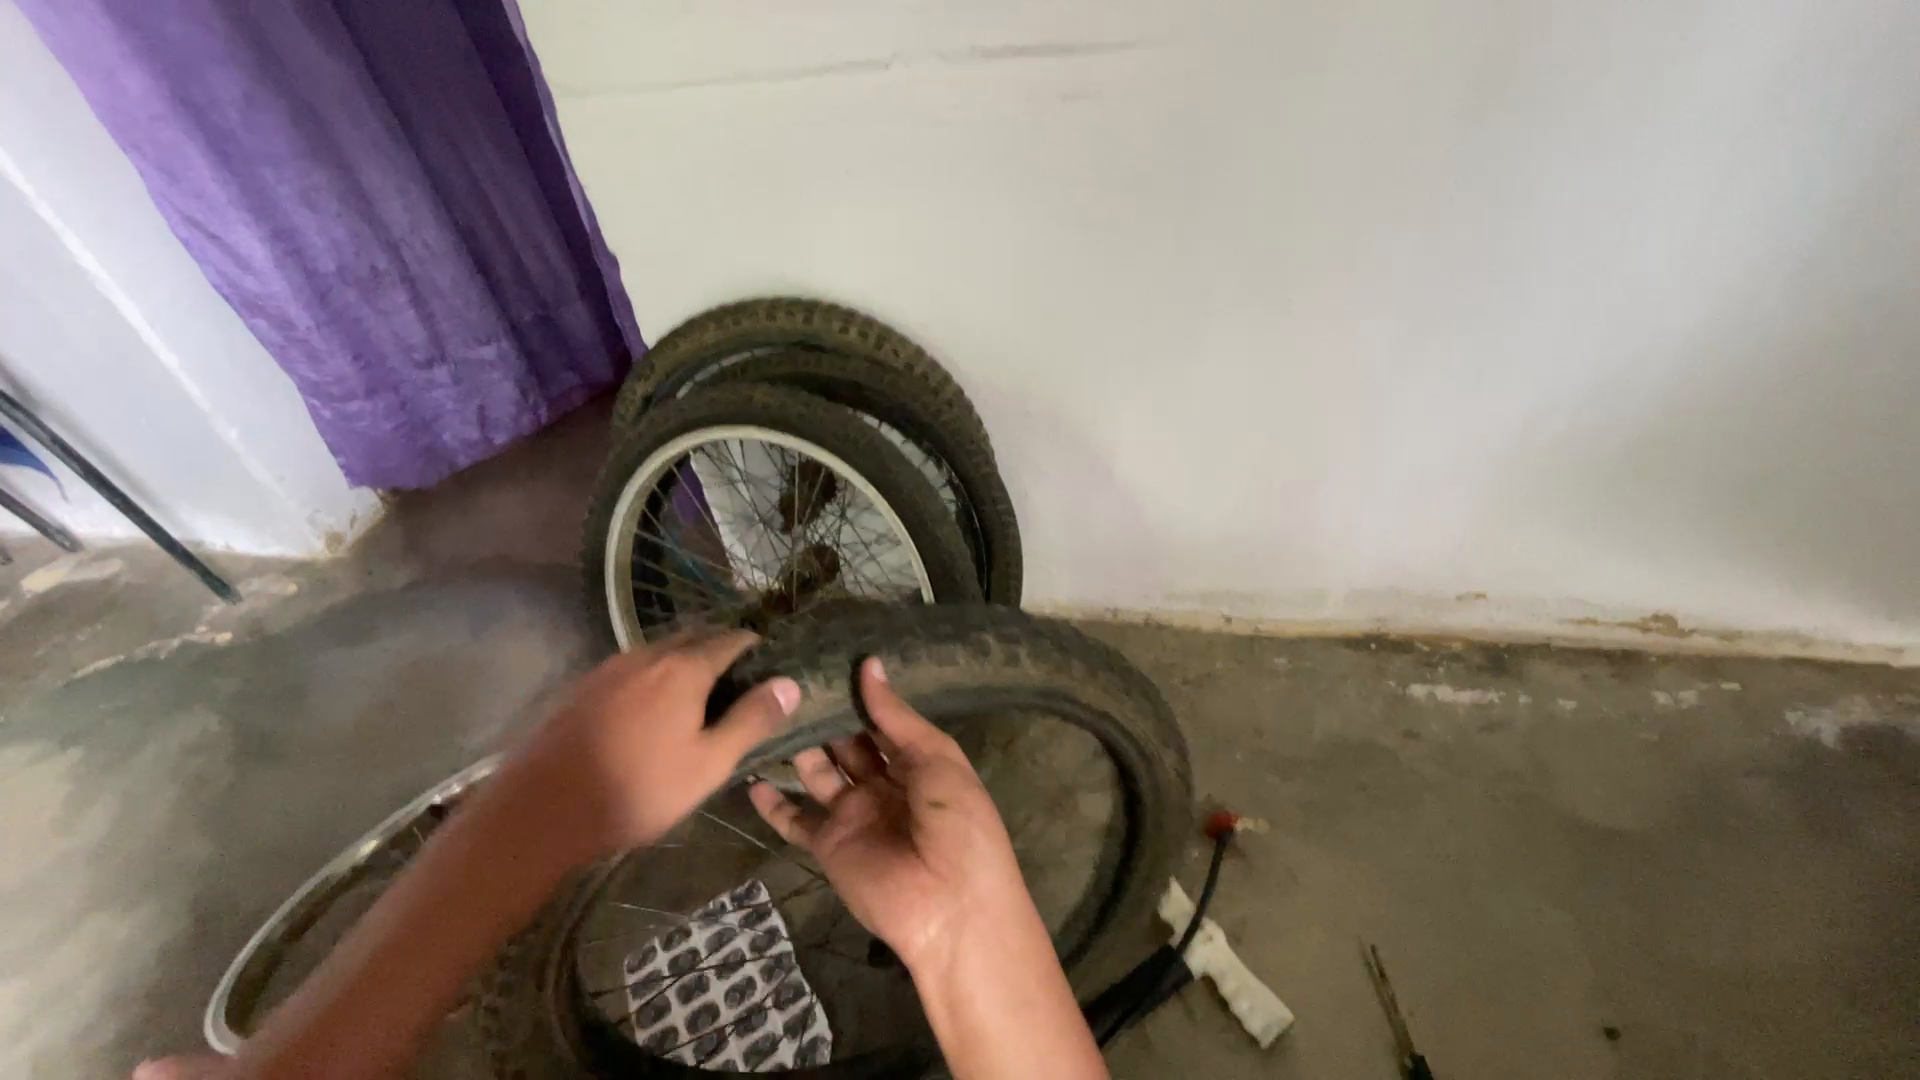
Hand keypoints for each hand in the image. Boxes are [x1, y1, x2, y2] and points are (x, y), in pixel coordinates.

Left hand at [498, 629, 799, 861]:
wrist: (540, 812)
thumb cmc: (638, 789)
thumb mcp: (709, 764)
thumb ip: (752, 720)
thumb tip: (790, 683)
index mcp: (685, 668)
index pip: (733, 639)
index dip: (756, 649)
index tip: (771, 668)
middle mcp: (648, 655)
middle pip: (695, 637)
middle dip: (721, 650)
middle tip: (740, 684)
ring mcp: (610, 668)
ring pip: (661, 652)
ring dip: (686, 663)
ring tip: (699, 699)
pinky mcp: (584, 687)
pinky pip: (633, 669)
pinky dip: (654, 677)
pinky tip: (651, 712)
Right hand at [747, 657, 1029, 974]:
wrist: (951, 906)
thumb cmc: (958, 823)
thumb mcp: (938, 759)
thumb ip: (897, 717)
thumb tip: (870, 665)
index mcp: (917, 761)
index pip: (880, 720)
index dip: (857, 694)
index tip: (827, 659)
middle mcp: (883, 783)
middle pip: (847, 742)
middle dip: (825, 715)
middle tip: (788, 677)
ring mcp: (854, 813)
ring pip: (818, 771)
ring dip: (798, 746)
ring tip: (767, 709)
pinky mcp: (829, 844)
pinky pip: (795, 819)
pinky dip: (773, 803)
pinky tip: (751, 775)